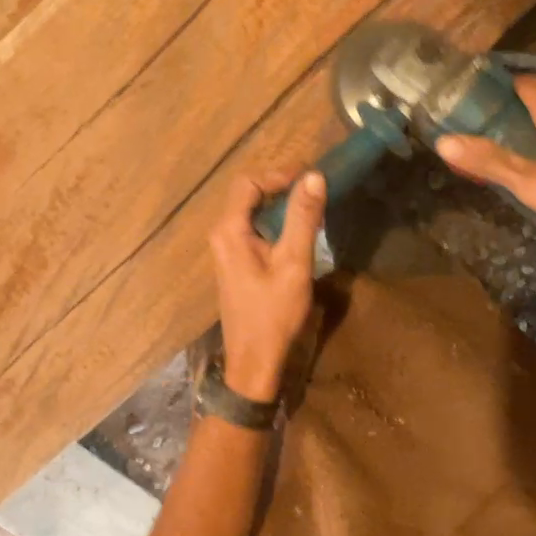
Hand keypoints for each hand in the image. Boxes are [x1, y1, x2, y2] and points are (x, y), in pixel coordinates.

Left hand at [207, 170, 326, 401]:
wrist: (254, 361)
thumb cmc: (273, 313)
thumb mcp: (294, 263)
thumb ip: (303, 219)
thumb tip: (314, 176)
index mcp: (229, 230)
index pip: (248, 182)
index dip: (278, 174)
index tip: (309, 177)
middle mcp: (221, 234)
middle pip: (246, 193)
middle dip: (278, 185)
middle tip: (312, 187)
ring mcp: (226, 250)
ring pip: (250, 211)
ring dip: (278, 204)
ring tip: (310, 205)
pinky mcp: (236, 262)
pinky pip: (252, 229)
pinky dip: (274, 222)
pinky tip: (297, 231)